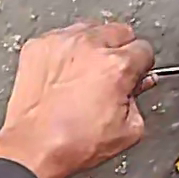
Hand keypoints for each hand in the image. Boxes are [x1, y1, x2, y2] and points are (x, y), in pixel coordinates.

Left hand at [0, 20, 155, 177]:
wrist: (34, 148)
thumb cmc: (74, 143)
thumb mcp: (128, 131)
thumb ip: (140, 101)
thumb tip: (139, 85)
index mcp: (117, 65)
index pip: (144, 49)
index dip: (140, 67)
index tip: (133, 76)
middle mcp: (89, 46)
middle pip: (120, 32)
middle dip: (119, 52)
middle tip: (109, 76)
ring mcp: (61, 43)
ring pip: (89, 29)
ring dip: (92, 47)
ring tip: (84, 75)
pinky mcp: (38, 47)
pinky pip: (60, 38)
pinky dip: (64, 53)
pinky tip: (63, 76)